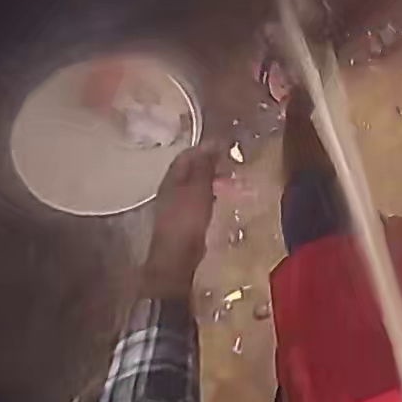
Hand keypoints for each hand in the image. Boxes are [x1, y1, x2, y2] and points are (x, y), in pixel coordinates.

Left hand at [139, 144, 220, 300]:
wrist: (177, 258)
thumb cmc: (188, 219)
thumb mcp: (199, 188)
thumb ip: (205, 165)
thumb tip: (211, 143)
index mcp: (172, 178)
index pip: (187, 154)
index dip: (206, 149)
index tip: (226, 149)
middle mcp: (171, 188)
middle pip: (191, 169)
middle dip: (210, 165)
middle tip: (231, 166)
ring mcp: (175, 204)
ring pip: (195, 184)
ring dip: (212, 180)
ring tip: (230, 182)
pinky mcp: (183, 218)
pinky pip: (198, 199)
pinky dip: (210, 194)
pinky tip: (221, 199)